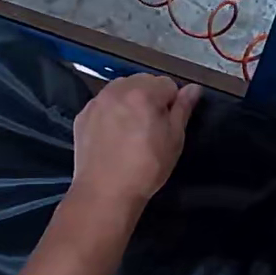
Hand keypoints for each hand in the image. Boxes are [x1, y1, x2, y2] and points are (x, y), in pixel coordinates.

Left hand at [70, 75, 201, 209]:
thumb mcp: (174, 139)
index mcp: (143, 92)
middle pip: (142, 82)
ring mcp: (96, 102)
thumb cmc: (146, 167)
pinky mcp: (82, 115)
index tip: (168, 124)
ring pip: (120, 91)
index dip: (172, 103)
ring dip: (129, 102)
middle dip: (150, 98)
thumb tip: (193, 88)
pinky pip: (103, 105)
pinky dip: (111, 112)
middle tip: (151, 128)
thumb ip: (183, 109)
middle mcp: (117, 90)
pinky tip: (113, 136)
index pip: (167, 84)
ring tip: (131, 131)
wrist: (105, 192)